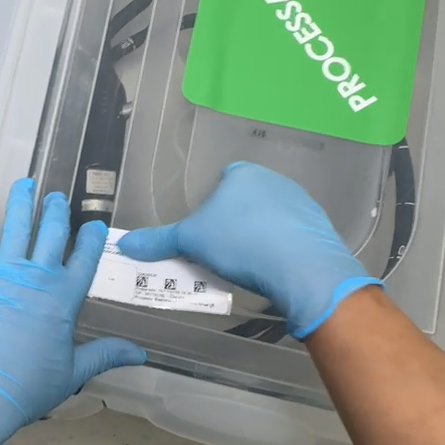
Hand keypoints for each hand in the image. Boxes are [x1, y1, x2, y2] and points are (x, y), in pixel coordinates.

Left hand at [0, 180, 146, 444]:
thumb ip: (105, 354)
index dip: (90, 238)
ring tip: (25, 184)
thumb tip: (140, 353)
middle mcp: (38, 277)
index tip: (93, 223)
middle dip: (56, 211)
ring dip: (22, 202)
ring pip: (17, 227)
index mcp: (65, 298)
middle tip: (56, 196)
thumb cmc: (28, 385)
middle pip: (51, 233)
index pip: (84, 258)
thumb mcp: (74, 371)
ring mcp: (4, 273)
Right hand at [117, 161, 379, 338]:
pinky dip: (279, 250)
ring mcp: (302, 204)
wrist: (302, 268)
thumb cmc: (238, 242)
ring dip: (255, 237)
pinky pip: (290, 236)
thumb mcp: (189, 242)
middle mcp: (275, 181)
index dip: (211, 205)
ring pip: (268, 219)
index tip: (204, 231)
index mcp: (244, 174)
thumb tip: (124, 244)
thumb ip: (157, 241)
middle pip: (244, 200)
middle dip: (231, 223)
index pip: (222, 180)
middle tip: (216, 251)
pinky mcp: (320, 229)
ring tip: (242, 265)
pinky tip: (269, 269)